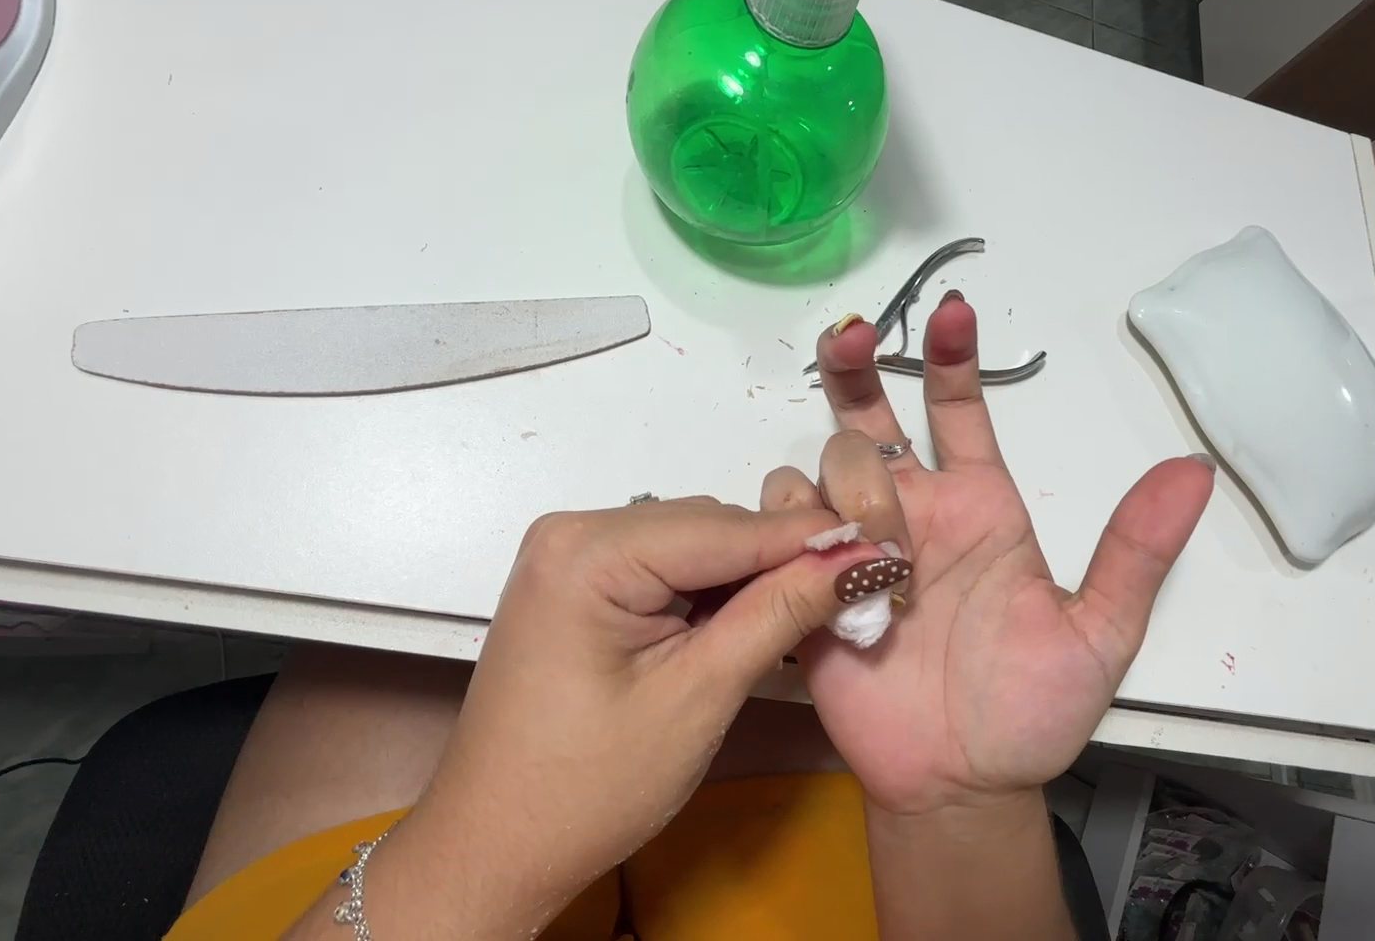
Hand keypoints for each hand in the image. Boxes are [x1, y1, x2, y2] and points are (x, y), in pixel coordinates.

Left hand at [379, 499, 887, 934]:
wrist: (495, 847)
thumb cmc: (588, 787)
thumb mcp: (698, 696)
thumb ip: (777, 614)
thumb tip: (852, 558)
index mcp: (588, 551)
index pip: (725, 527)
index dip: (807, 539)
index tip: (878, 548)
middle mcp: (574, 531)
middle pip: (708, 528)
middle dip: (776, 560)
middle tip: (845, 593)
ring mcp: (571, 553)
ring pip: (691, 543)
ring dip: (746, 576)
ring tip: (801, 613)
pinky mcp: (578, 581)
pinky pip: (664, 565)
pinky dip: (709, 590)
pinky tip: (743, 621)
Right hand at [800, 292, 1214, 815]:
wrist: (958, 780)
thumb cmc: (1028, 708)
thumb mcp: (1097, 633)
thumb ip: (1135, 552)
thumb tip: (1195, 469)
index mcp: (978, 505)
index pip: (959, 411)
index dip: (954, 358)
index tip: (952, 310)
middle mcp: (911, 509)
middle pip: (869, 416)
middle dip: (855, 368)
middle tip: (848, 336)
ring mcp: (853, 540)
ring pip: (825, 463)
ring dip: (846, 487)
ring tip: (880, 556)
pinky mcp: (805, 577)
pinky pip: (779, 518)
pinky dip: (789, 521)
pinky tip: (818, 557)